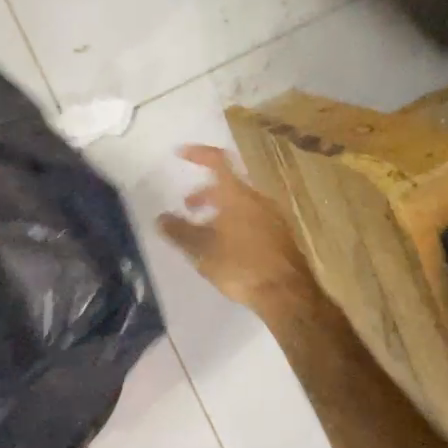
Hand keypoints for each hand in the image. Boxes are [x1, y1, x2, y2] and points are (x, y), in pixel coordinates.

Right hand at [157, 145, 311, 311]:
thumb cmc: (240, 266)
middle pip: (229, 184)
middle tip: (188, 207)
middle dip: (205, 192)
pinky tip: (228, 246)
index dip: (198, 154)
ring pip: (241, 202)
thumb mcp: (201, 250)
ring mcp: (274, 216)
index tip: (180, 154)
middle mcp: (258, 199)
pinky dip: (236, 221)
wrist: (286, 294)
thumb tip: (161, 217)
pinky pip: (253, 217)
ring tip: (206, 231)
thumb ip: (179, 231)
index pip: (217, 161)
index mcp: (237, 195)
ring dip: (220, 209)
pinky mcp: (282, 235)